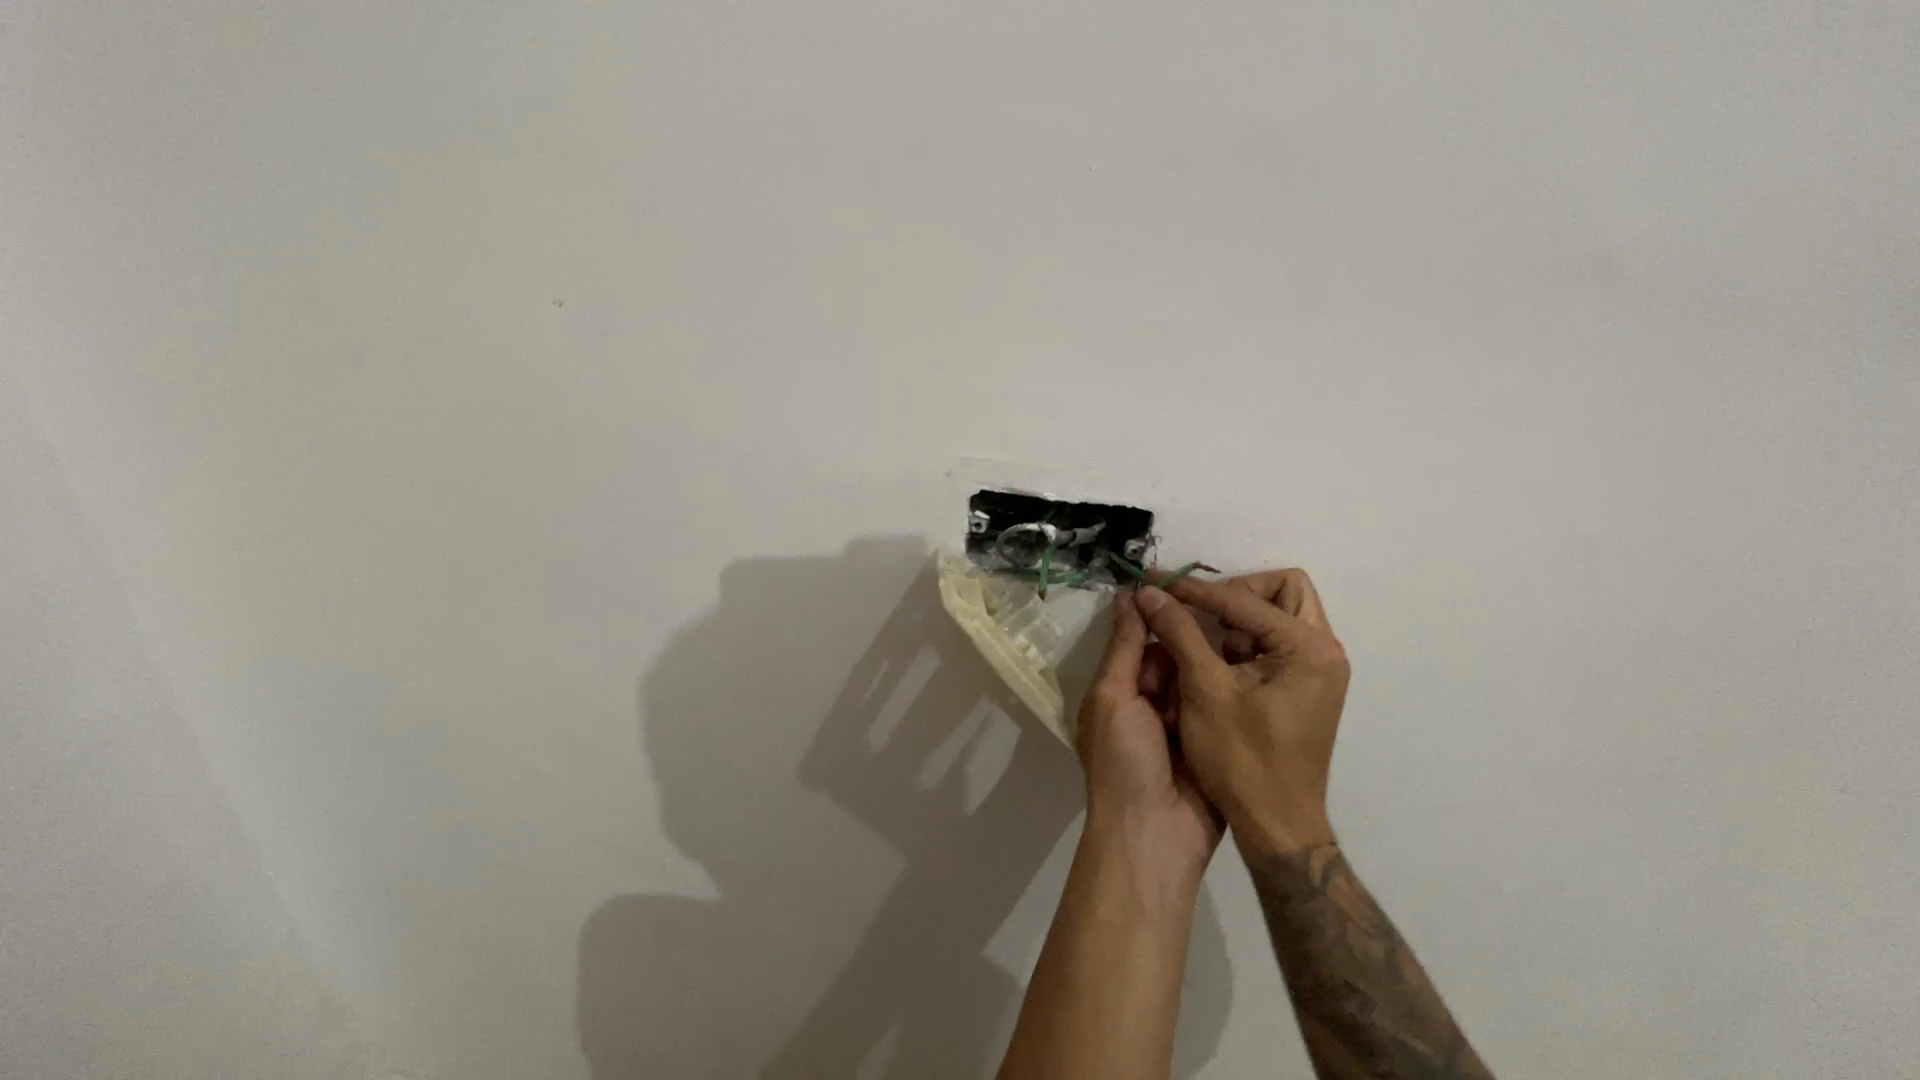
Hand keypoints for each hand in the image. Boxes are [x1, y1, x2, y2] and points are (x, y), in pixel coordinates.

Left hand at [1074, 593, 1223, 880]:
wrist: (1157, 834)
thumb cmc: (1124, 761)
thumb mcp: (1114, 698)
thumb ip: (1124, 648)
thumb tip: (1124, 596)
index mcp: (1118, 693)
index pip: (1140, 644)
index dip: (1160, 618)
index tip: (1189, 584)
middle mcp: (1149, 705)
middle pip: (1173, 658)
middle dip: (1191, 639)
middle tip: (1227, 604)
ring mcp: (1183, 724)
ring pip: (1199, 678)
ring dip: (1215, 660)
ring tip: (1248, 625)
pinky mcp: (1212, 741)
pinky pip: (1220, 705)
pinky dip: (1232, 688)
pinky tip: (1258, 661)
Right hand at [1132, 570, 1348, 854]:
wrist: (1276, 824)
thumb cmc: (1241, 759)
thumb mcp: (1204, 690)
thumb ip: (1179, 632)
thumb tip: (1149, 592)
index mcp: (1308, 648)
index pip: (1246, 599)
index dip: (1197, 591)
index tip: (1157, 585)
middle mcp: (1325, 650)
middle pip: (1284, 589)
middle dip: (1237, 592)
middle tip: (1199, 611)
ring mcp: (1321, 669)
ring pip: (1283, 613)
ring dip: (1242, 616)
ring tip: (1206, 639)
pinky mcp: (1309, 686)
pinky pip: (1280, 641)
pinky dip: (1249, 639)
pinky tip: (1219, 661)